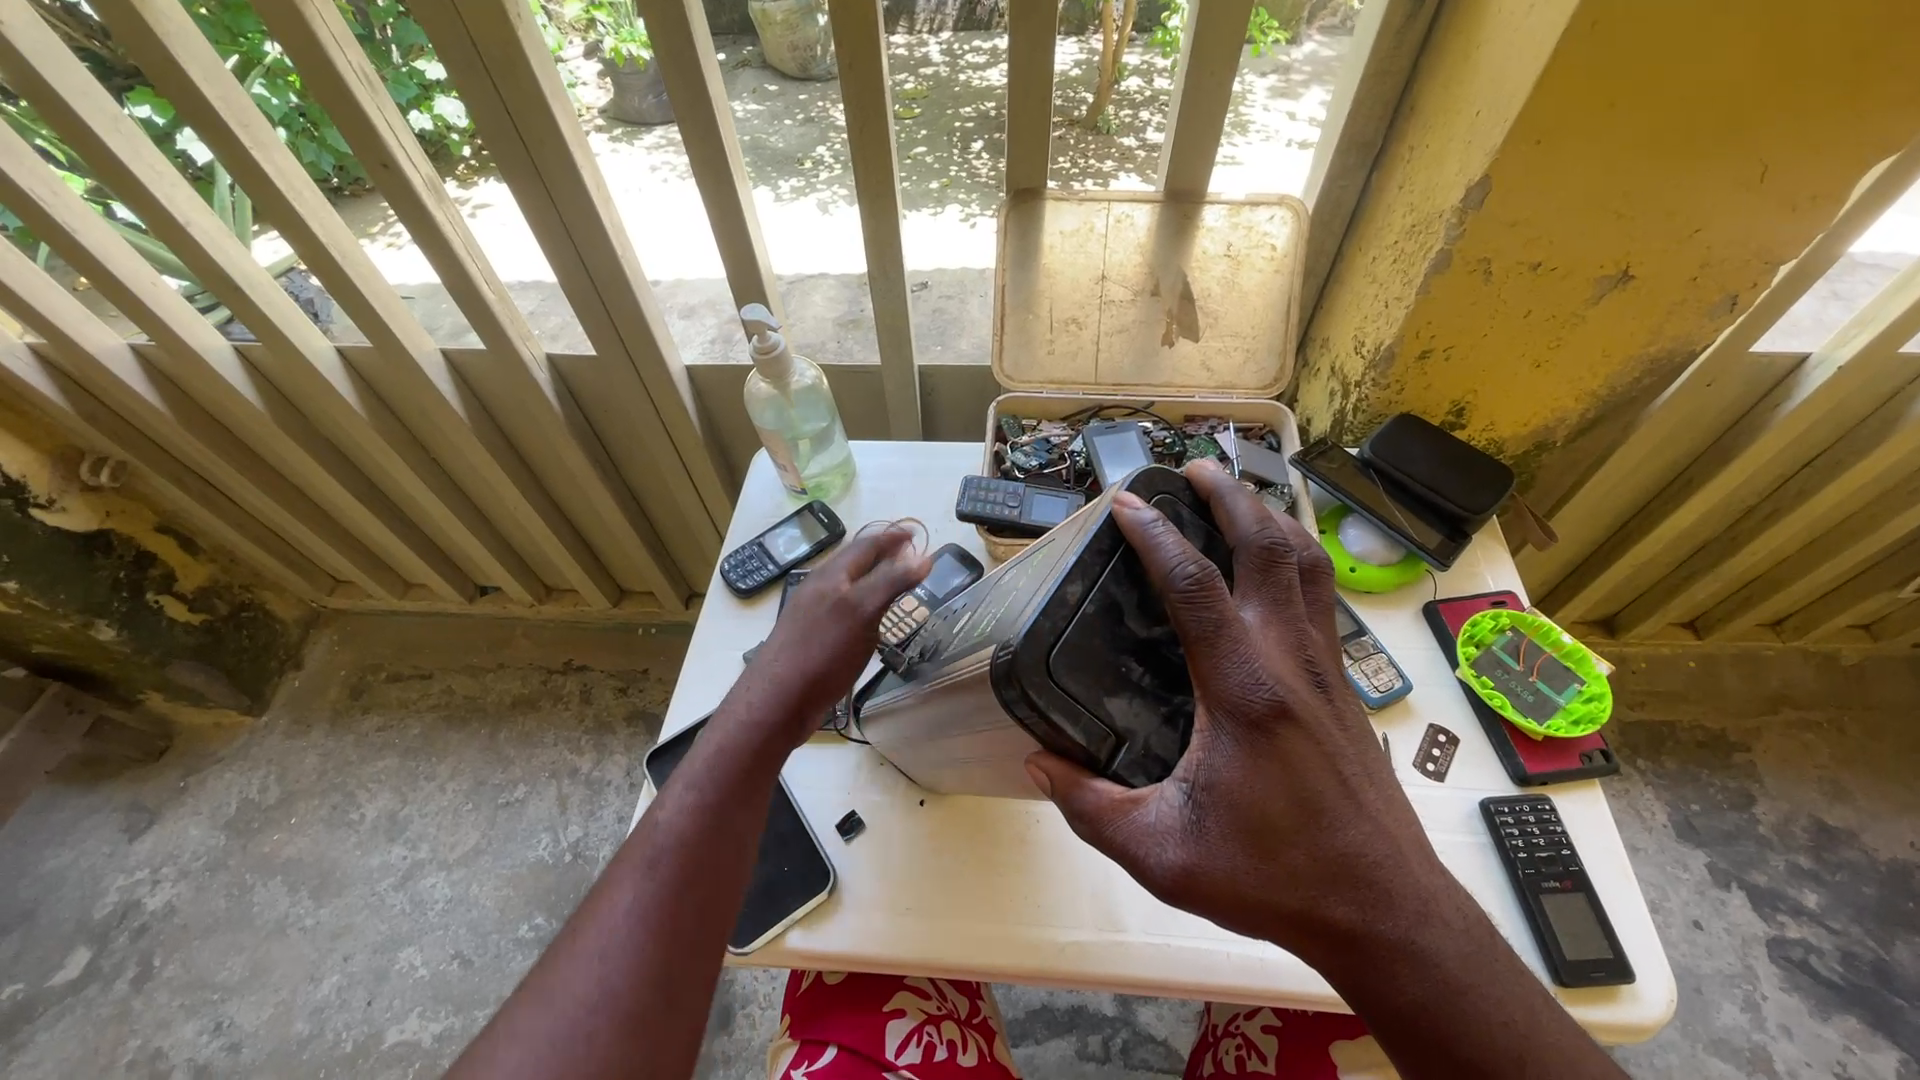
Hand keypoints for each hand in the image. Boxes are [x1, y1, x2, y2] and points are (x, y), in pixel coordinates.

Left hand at [744, 527, 930, 743]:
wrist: (779, 701)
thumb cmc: (822, 652)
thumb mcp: (861, 611)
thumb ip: (890, 581)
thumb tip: (923, 557)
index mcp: (831, 576)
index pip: (865, 546)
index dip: (891, 538)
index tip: (915, 534)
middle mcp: (820, 590)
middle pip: (853, 564)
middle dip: (880, 556)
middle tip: (907, 556)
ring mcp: (813, 615)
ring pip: (847, 588)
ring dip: (871, 581)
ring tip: (893, 584)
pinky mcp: (812, 641)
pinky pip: (843, 613)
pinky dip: (863, 608)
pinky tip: (869, 624)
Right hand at [1023, 461, 1456, 967]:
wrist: (1385, 909)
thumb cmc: (1275, 878)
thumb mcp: (1162, 853)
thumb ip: (1090, 807)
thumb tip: (1037, 764)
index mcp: (1243, 689)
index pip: (1194, 586)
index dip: (1154, 536)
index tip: (1123, 505)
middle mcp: (1291, 662)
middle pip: (1268, 549)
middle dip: (1230, 497)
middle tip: (1193, 468)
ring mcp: (1327, 671)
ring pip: (1308, 566)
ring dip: (1271, 520)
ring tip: (1236, 499)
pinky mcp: (1345, 689)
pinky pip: (1321, 600)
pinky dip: (1295, 562)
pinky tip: (1274, 572)